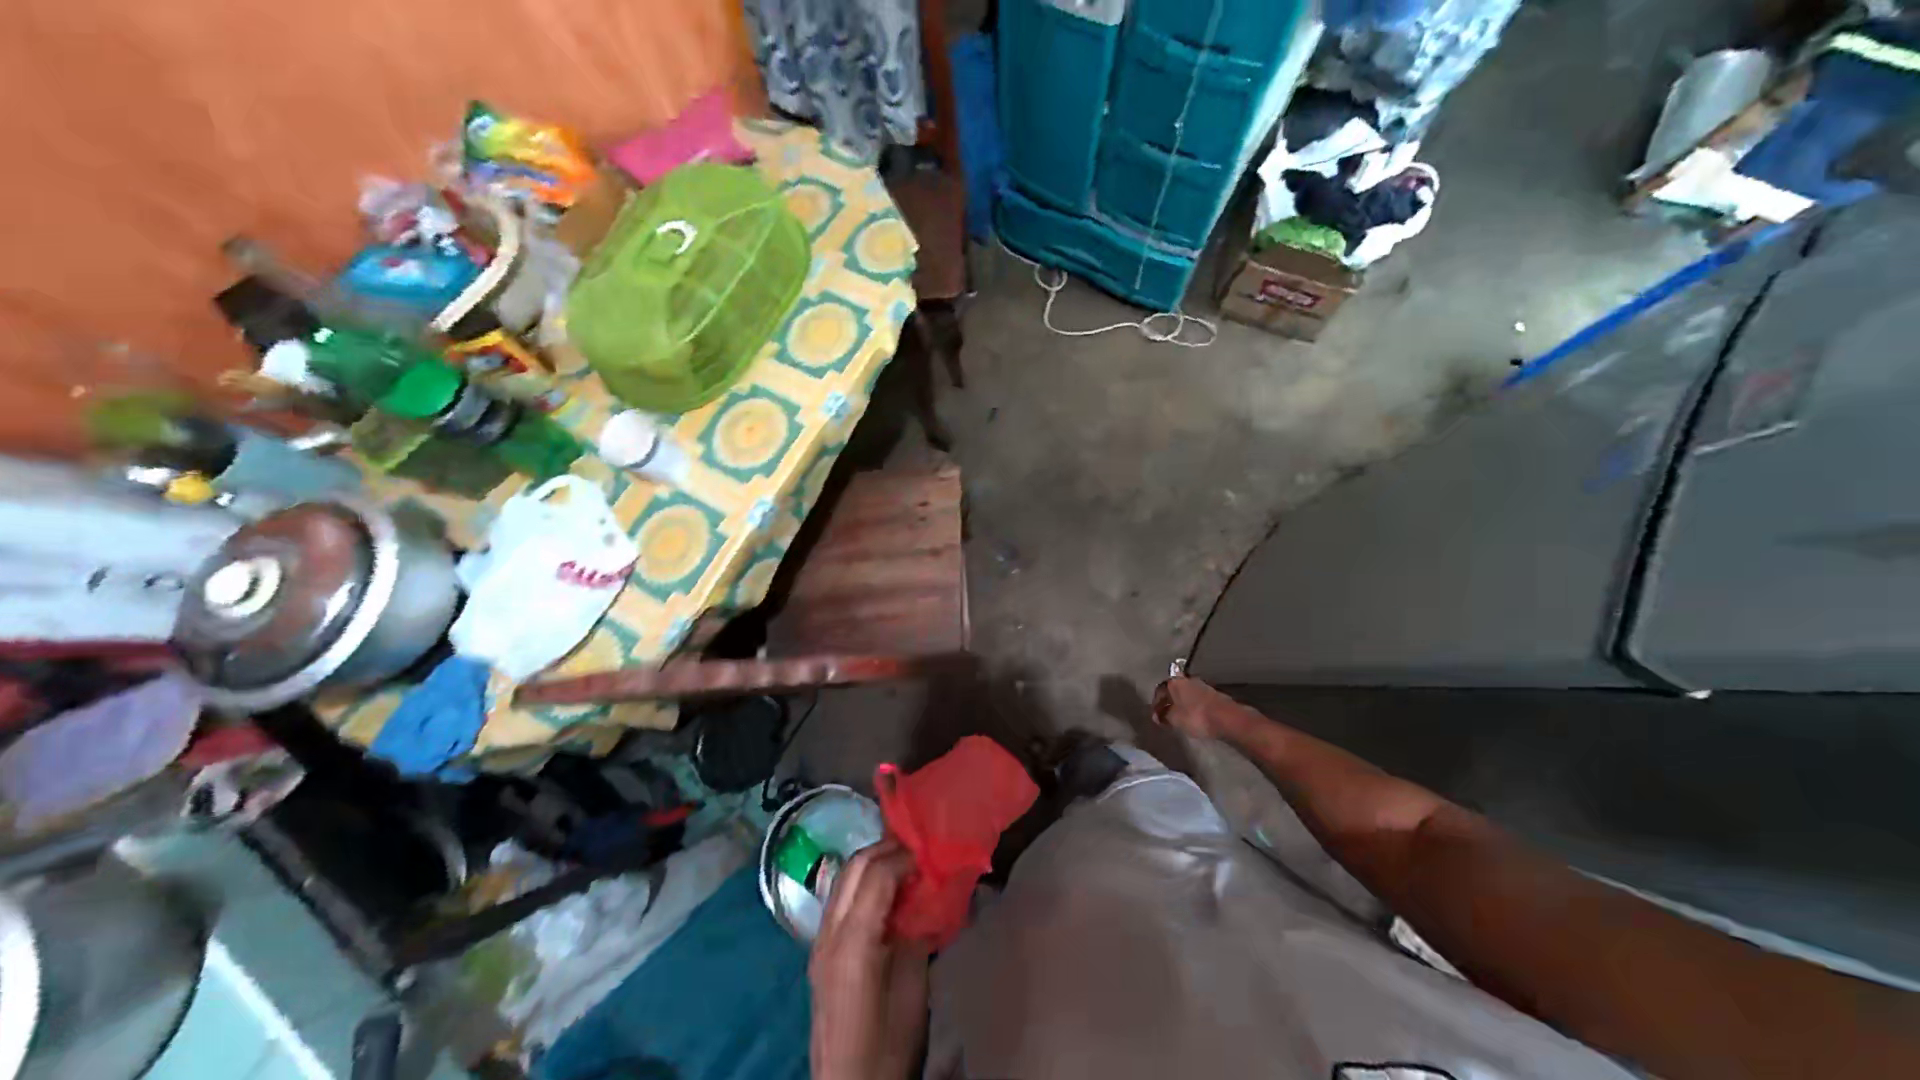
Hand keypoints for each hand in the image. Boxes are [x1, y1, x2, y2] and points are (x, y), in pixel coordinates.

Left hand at [810, 840, 930, 1079]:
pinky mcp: (818, 953)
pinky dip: (861, 884)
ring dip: (871, 863)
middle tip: (917, 848)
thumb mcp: (912, 993)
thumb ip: (915, 939)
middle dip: (885, 849)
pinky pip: (838, 900)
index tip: (930, 854)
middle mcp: (828, 933)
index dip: (904, 857)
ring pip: (842, 879)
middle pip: (853, 868)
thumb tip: (926, 902)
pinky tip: (884, 893)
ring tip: (903, 864)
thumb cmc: (887, 1047)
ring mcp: (818, 942)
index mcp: (852, 943)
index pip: (876, 876)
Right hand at [1152, 675, 1240, 739]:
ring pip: (1187, 694)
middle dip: (1170, 701)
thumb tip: (1157, 716)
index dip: (1156, 703)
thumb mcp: (1174, 719)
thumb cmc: (1195, 716)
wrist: (1227, 718)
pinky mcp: (1215, 695)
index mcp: (1174, 682)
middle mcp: (1188, 680)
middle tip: (1167, 714)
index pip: (1160, 690)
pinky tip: (1194, 717)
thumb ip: (1163, 716)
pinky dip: (1193, 707)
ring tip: (1180, 717)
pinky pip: (1198, 700)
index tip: (1155, 714)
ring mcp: (1203, 686)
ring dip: (1182, 704)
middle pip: (1174, 689)